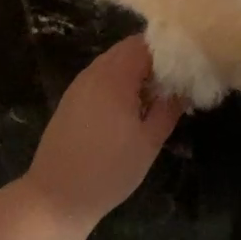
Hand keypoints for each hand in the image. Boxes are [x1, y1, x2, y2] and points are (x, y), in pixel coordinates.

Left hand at [19, 34, 185, 235]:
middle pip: (126, 49)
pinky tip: (125, 108)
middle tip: (170, 82)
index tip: (182, 67)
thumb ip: (168, 111)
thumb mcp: (148, 144)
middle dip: (150, 59)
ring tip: (151, 97)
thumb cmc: (109, 170)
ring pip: (111, 61)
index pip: (144, 44)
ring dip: (132, 70)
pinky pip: (98, 76)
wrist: (57, 195)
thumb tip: (183, 90)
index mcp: (115, 76)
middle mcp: (95, 71)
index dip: (165, 51)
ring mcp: (80, 83)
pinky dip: (115, 81)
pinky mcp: (70, 97)